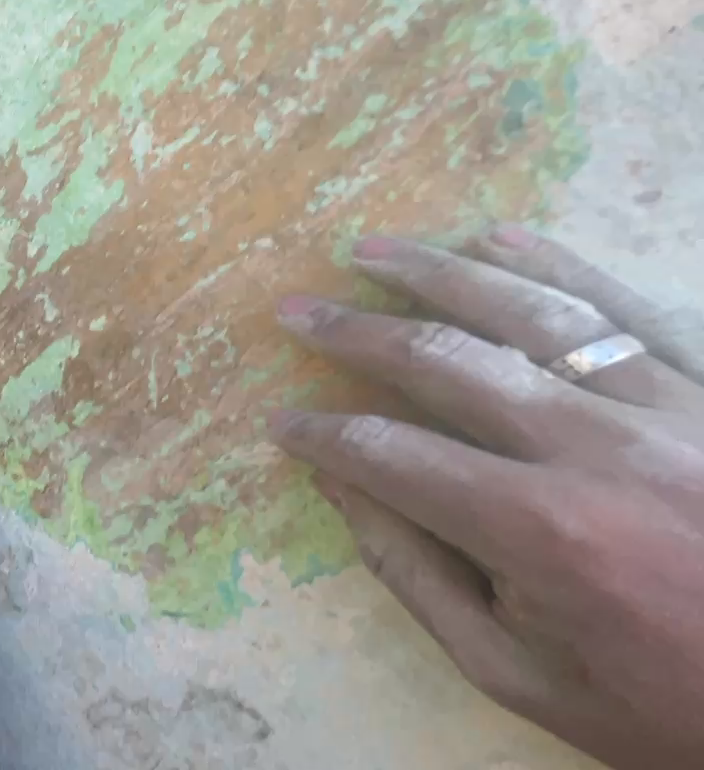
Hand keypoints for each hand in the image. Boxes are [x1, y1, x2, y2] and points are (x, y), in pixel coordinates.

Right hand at [272, 226, 703, 768]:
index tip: (280, 426)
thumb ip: (411, 570)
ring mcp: (684, 416)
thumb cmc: (668, 705)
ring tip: (372, 251)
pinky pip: (646, 317)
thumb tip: (336, 480)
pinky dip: (566, 270)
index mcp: (543, 530)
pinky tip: (500, 238)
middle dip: (352, 331)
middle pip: (446, 360)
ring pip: (542, 315)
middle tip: (294, 309)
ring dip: (441, 275)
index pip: (385, 452)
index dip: (318, 435)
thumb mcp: (517, 672)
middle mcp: (608, 453)